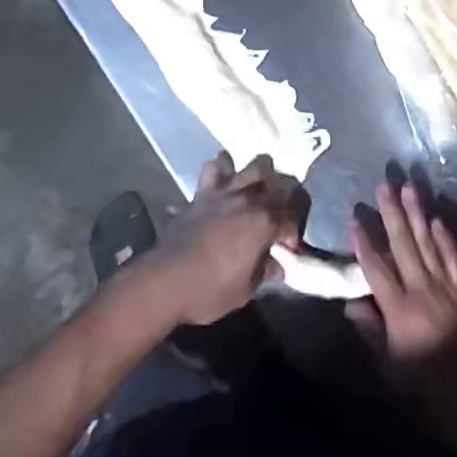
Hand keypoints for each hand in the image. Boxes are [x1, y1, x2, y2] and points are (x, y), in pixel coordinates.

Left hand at [133, 152, 298, 325]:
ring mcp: (224, 192)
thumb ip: (265, 271)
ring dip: (261, 176)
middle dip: (282, 197)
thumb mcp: (245, 290)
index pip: (291, 210)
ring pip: (253, 166)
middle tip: (275, 216)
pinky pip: (214, 168)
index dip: (292, 227)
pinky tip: (225, 180)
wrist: (164, 282)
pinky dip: (223, 168)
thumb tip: (277, 266)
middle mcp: (248, 199)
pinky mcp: (202, 194)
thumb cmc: (209, 290)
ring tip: (256, 193)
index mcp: (264, 221)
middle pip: (278, 181)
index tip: (285, 246)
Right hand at [346, 181, 456, 363]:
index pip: (376, 268)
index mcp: (399, 310)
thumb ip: (370, 331)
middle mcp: (422, 290)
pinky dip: (446, 236)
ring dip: (418, 213)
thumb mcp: (390, 365)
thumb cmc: (426, 381)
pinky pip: (455, 256)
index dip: (364, 242)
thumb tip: (351, 303)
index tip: (355, 216)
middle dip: (392, 213)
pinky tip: (438, 217)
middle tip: (384, 185)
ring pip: (428, 242)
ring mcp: (446, 286)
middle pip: (403, 245)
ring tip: (410, 187)